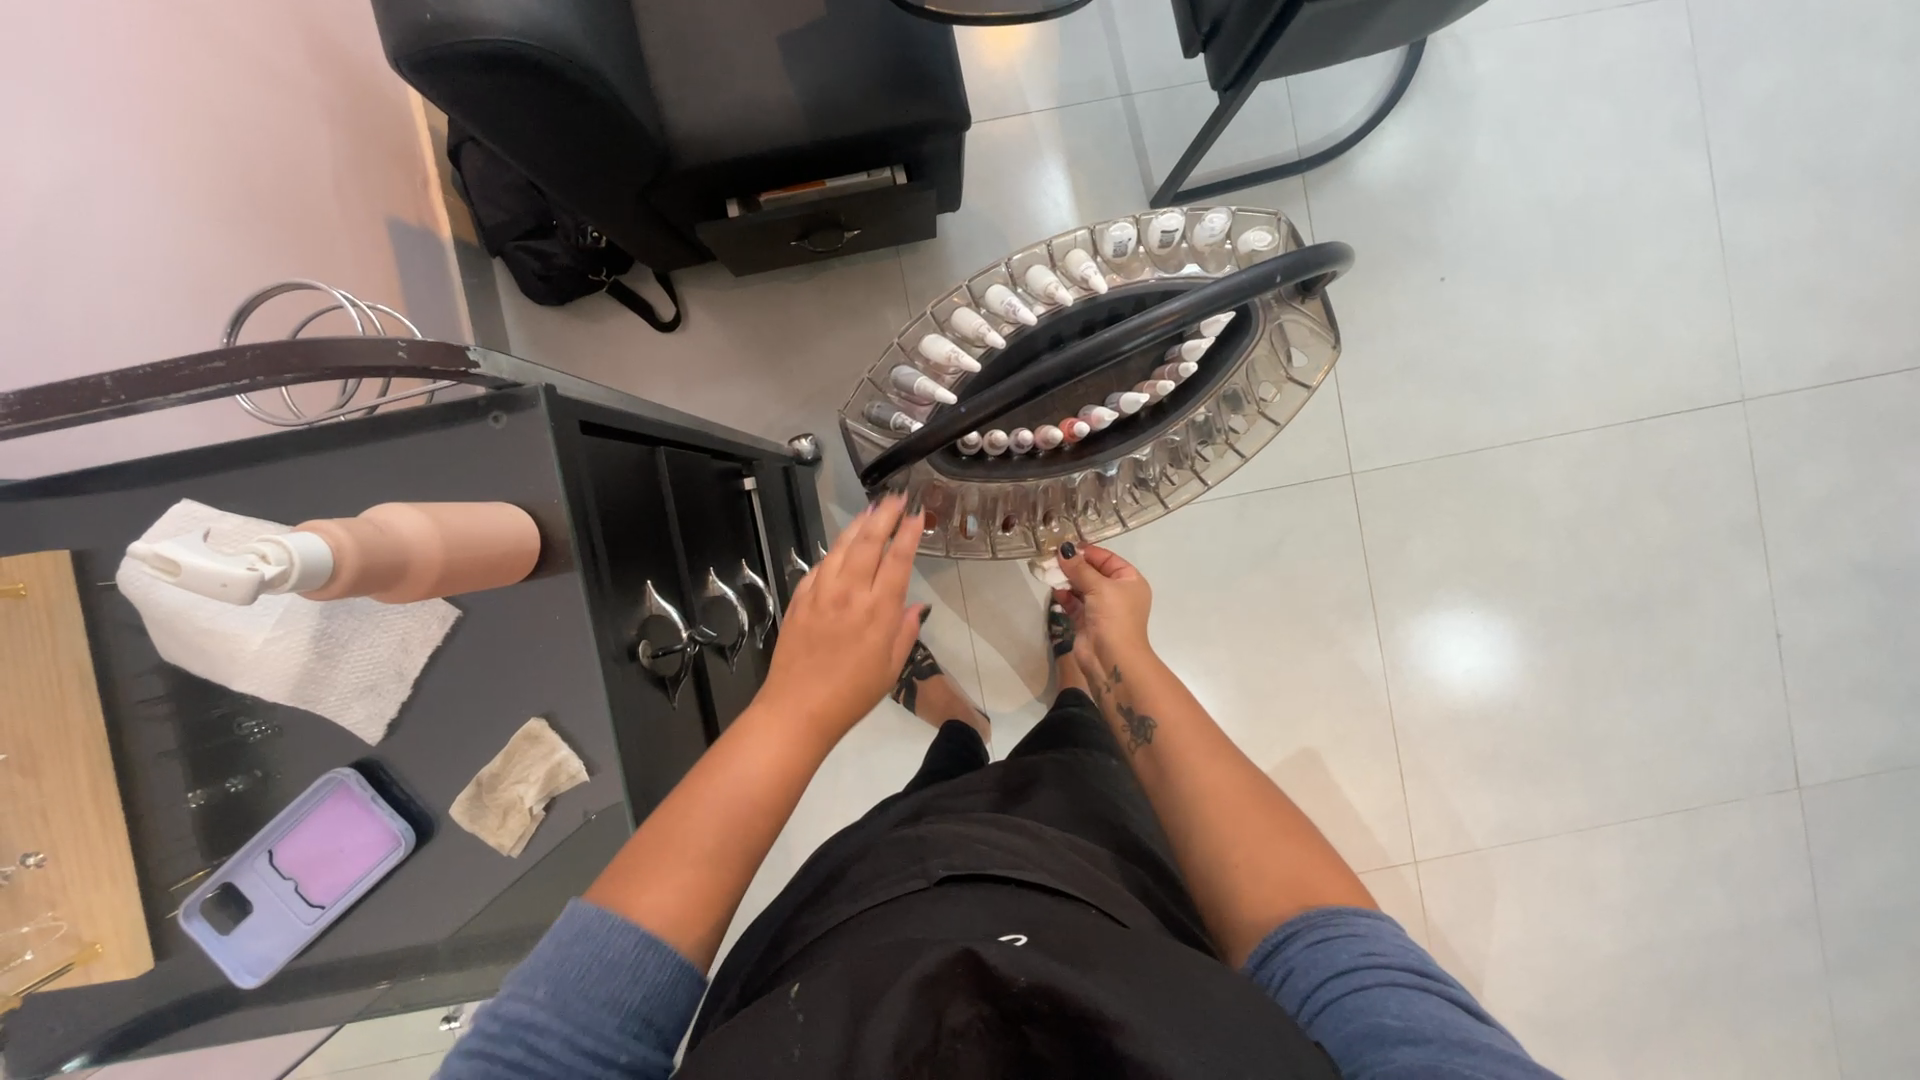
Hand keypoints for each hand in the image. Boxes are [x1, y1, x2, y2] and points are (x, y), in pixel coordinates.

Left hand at [757, 494, 925, 739]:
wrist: (798, 708)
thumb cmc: (853, 694)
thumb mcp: (891, 667)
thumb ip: (905, 631)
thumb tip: (916, 605)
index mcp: (878, 610)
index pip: (898, 559)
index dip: (908, 533)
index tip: (917, 514)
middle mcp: (850, 593)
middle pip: (869, 542)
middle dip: (884, 515)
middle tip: (896, 497)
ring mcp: (821, 593)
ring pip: (842, 547)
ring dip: (858, 525)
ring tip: (871, 509)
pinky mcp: (800, 599)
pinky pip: (820, 566)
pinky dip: (834, 551)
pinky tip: (841, 545)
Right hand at [1054, 543, 1153, 664]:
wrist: (1111, 658)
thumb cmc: (1114, 616)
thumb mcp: (1100, 586)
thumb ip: (1079, 568)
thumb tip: (1063, 550)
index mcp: (1130, 581)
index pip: (1108, 559)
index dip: (1088, 552)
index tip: (1066, 546)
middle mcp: (1118, 593)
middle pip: (1093, 572)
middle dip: (1074, 566)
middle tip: (1053, 557)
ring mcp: (1102, 608)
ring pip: (1082, 588)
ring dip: (1067, 580)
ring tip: (1050, 572)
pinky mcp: (1087, 621)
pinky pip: (1074, 603)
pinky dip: (1065, 596)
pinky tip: (1055, 591)